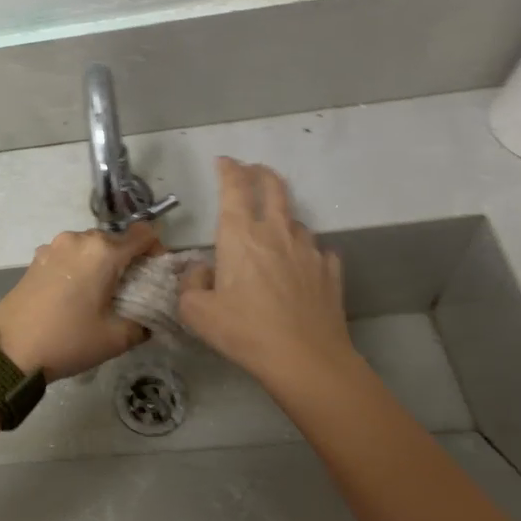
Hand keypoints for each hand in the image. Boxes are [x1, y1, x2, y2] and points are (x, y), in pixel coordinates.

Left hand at [0, 223, 160, 380]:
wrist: (10, 351)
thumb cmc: (68, 340)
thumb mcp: (116, 338)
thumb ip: (143, 323)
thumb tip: (152, 317)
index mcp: (103, 251)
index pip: (144, 234)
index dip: (157, 250)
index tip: (155, 274)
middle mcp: (79, 239)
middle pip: (116, 240)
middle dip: (128, 260)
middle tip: (131, 292)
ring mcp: (54, 246)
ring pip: (91, 246)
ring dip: (102, 264)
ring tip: (102, 295)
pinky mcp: (37, 258)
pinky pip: (70, 255)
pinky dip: (80, 267)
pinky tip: (75, 295)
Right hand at [179, 157, 350, 379]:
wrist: (306, 359)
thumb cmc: (245, 331)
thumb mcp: (197, 312)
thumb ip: (191, 285)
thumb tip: (201, 271)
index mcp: (240, 236)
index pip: (234, 188)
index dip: (228, 169)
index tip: (224, 161)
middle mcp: (276, 233)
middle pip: (273, 188)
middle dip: (261, 173)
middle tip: (254, 170)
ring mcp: (308, 250)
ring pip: (296, 220)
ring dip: (284, 217)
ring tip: (275, 229)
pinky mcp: (330, 271)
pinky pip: (318, 251)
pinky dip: (307, 252)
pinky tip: (303, 265)